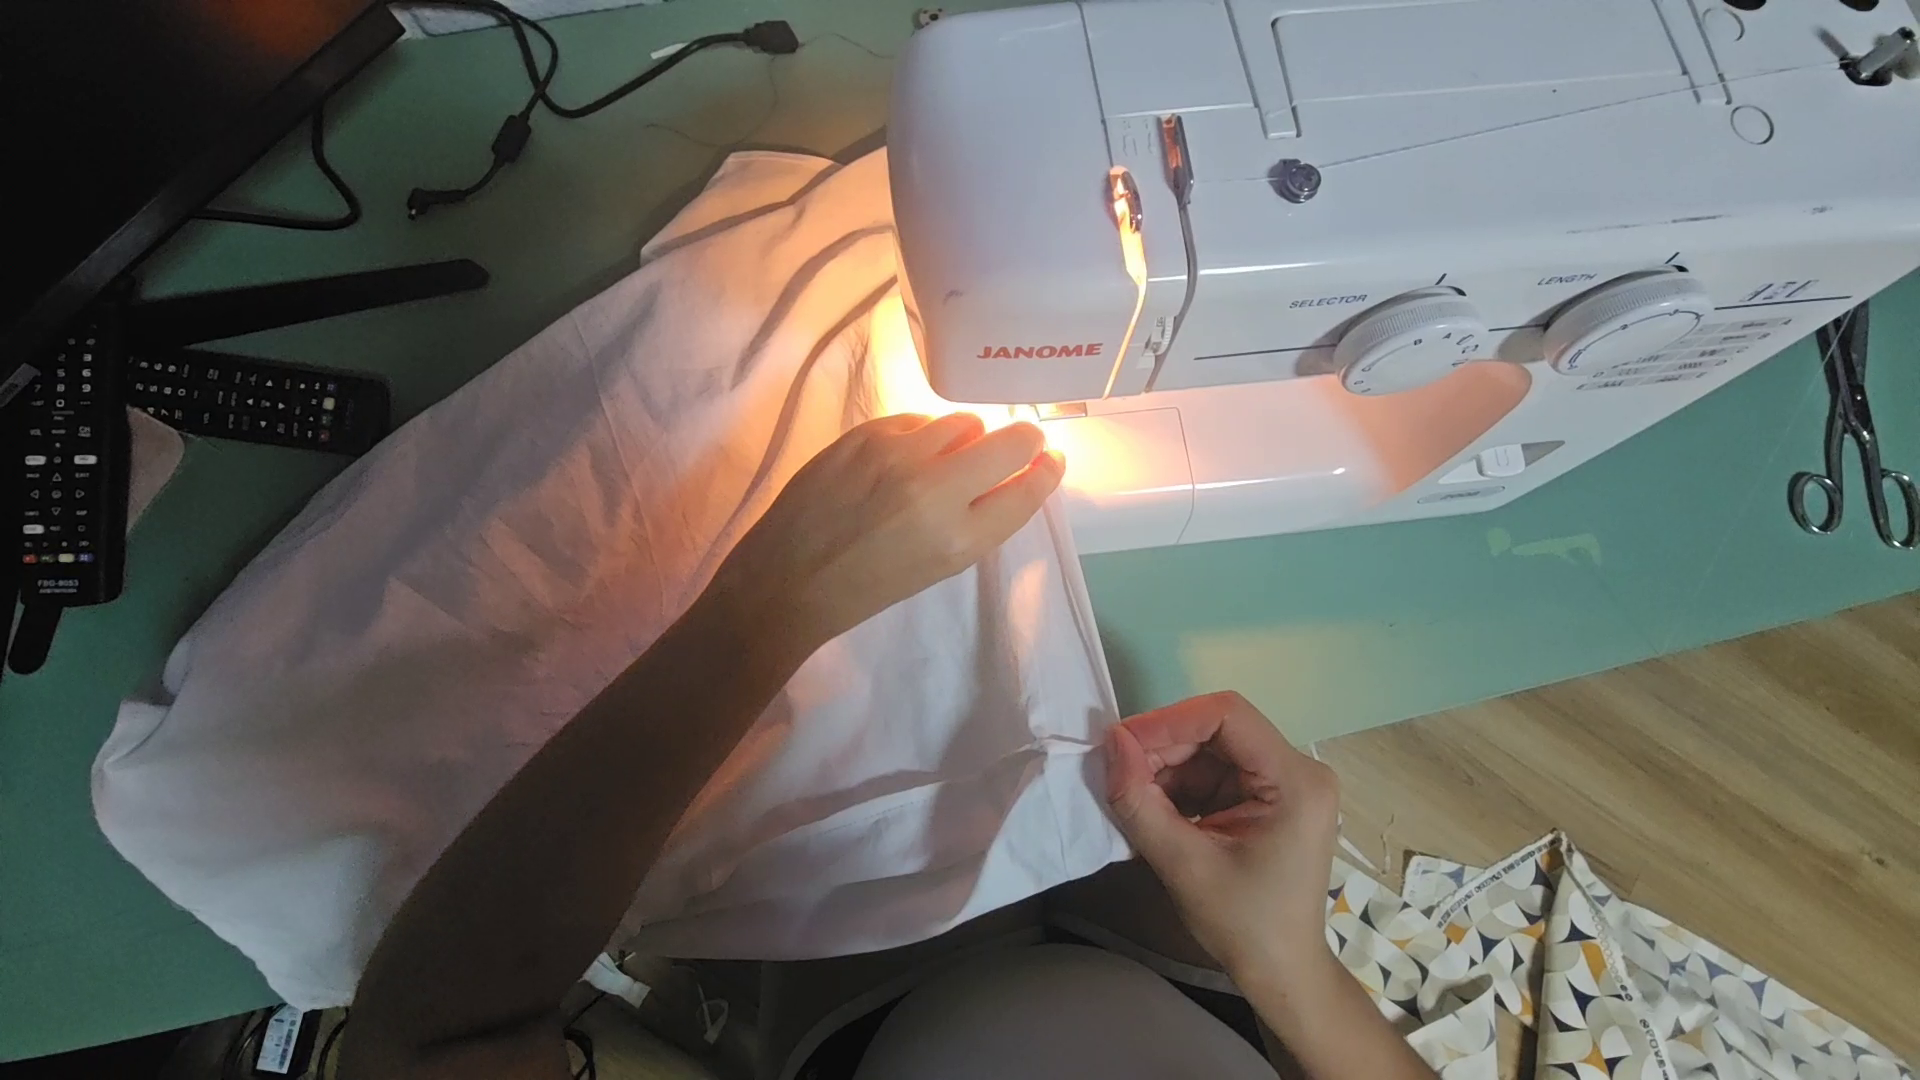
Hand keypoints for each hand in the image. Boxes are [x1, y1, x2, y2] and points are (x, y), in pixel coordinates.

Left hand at [716, 412, 1062, 651]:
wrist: (788, 578)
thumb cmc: (868, 586)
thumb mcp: (938, 566)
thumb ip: (979, 519)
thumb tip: (1012, 472)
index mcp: (959, 540)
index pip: (1027, 490)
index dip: (1046, 469)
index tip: (1050, 457)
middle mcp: (936, 490)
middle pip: (1010, 442)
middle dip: (1022, 439)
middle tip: (1016, 443)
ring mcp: (898, 455)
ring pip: (963, 421)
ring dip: (967, 436)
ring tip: (947, 456)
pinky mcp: (865, 434)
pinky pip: (918, 418)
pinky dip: (923, 434)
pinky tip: (906, 455)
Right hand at [1104, 691, 1338, 976]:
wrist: (1280, 973)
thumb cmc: (1242, 924)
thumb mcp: (1182, 864)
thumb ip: (1140, 801)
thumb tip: (1110, 741)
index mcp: (1295, 781)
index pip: (1226, 716)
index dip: (1169, 721)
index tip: (1122, 744)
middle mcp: (1295, 768)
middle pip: (1214, 729)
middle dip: (1162, 746)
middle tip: (1117, 770)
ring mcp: (1279, 780)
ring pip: (1206, 747)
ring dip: (1163, 765)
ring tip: (1131, 793)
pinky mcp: (1261, 793)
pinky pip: (1209, 769)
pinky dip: (1175, 782)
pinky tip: (1151, 804)